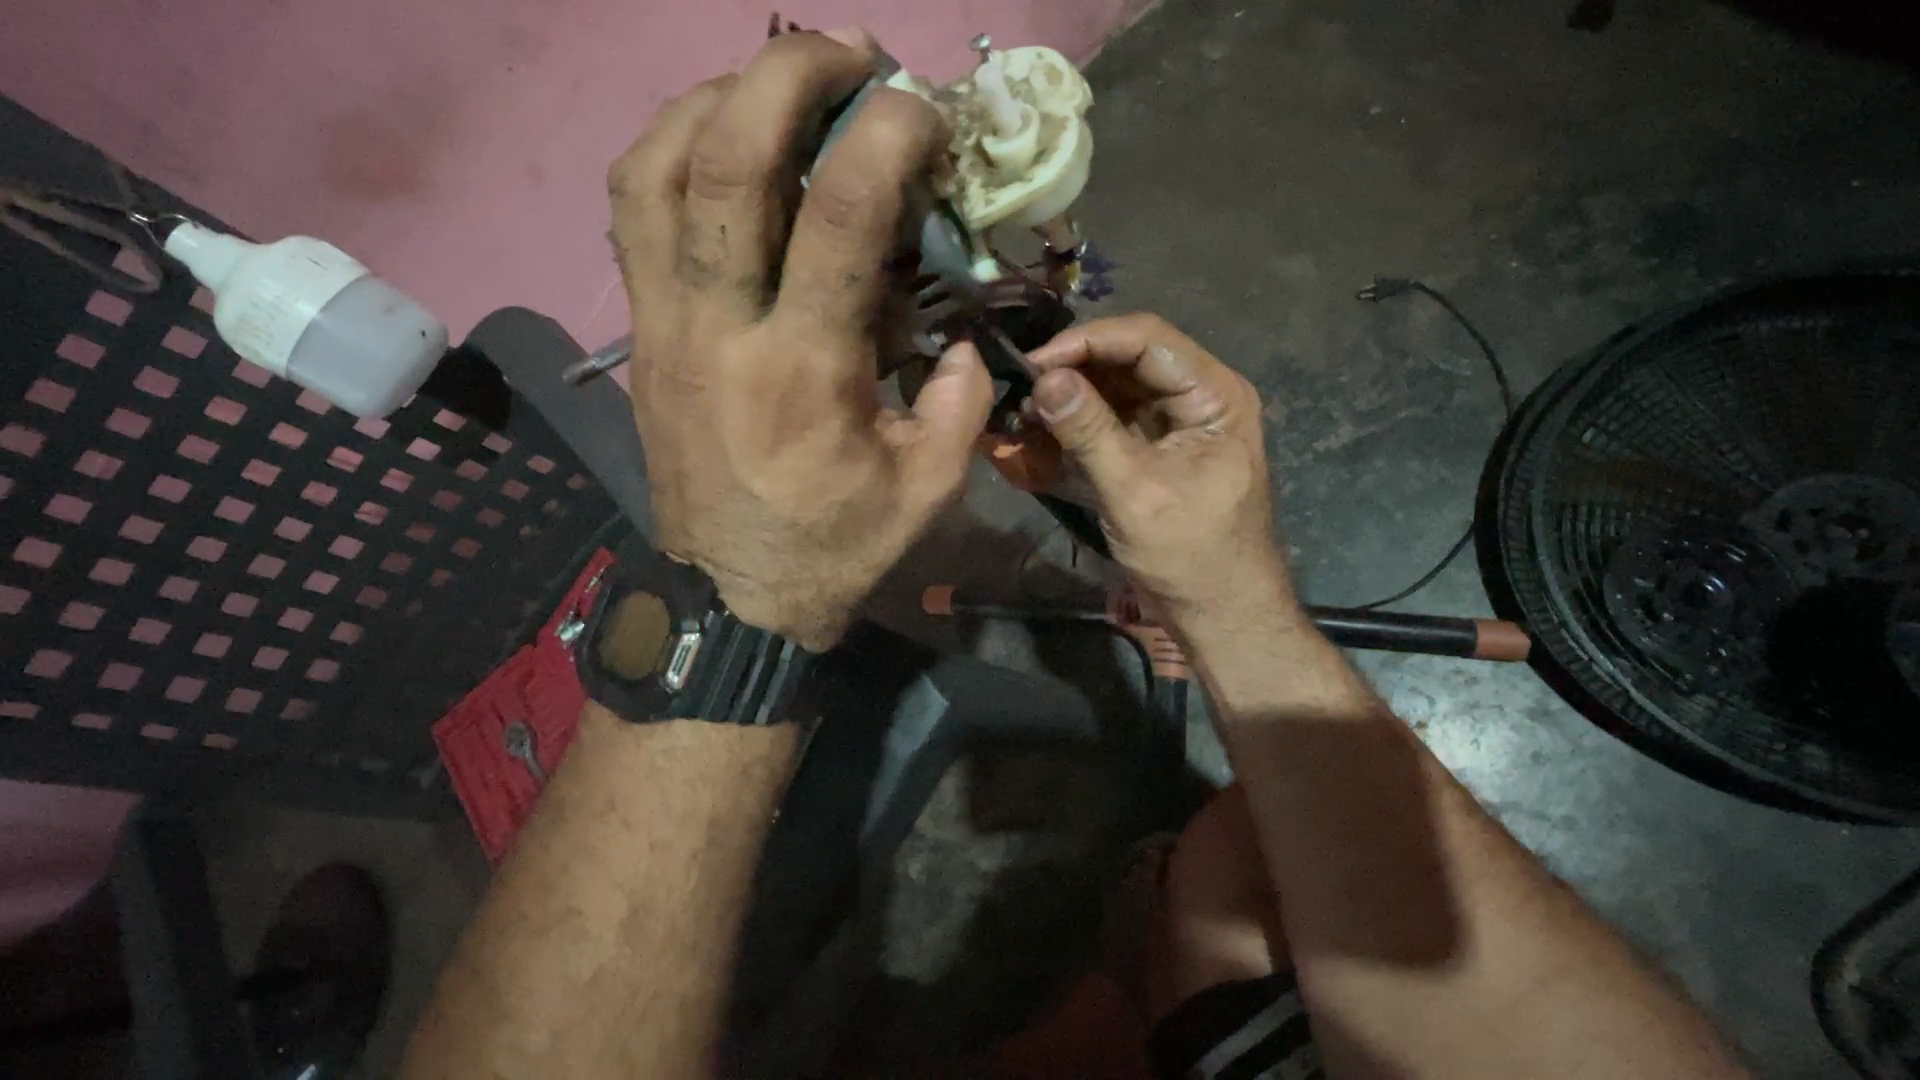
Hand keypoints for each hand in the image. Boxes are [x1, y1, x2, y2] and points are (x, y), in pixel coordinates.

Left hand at [608, 31, 993, 651]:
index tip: (924, 110)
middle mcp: (718, 329)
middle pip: (726, 160)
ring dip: (714, 99)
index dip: (886, 135)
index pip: (838, 214)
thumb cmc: (835, 547)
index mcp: (804, 370)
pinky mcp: (640, 335)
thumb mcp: (929, 487)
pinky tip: (717, 143)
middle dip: (787, 74)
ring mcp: (663, 326)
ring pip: (654, 171)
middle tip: (848, 54)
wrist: (732, 597)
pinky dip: (669, 152)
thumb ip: (964, 399)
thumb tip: (967, 330)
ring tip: (774, 84)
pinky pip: (631, 215)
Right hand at [1026, 314, 1293, 626]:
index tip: (1034, 362)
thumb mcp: (1135, 491)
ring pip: (1114, 391)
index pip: (1146, 340)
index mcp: (1213, 395)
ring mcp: (1175, 424)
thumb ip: (1088, 430)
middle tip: (1020, 389)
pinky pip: (1111, 423)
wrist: (1220, 613)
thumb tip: (1043, 377)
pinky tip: (1037, 436)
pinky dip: (1075, 428)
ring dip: (1068, 400)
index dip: (1087, 342)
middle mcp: (1197, 397)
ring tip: (1021, 415)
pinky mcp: (1154, 450)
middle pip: (1127, 361)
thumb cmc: (1191, 556)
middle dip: (1073, 372)